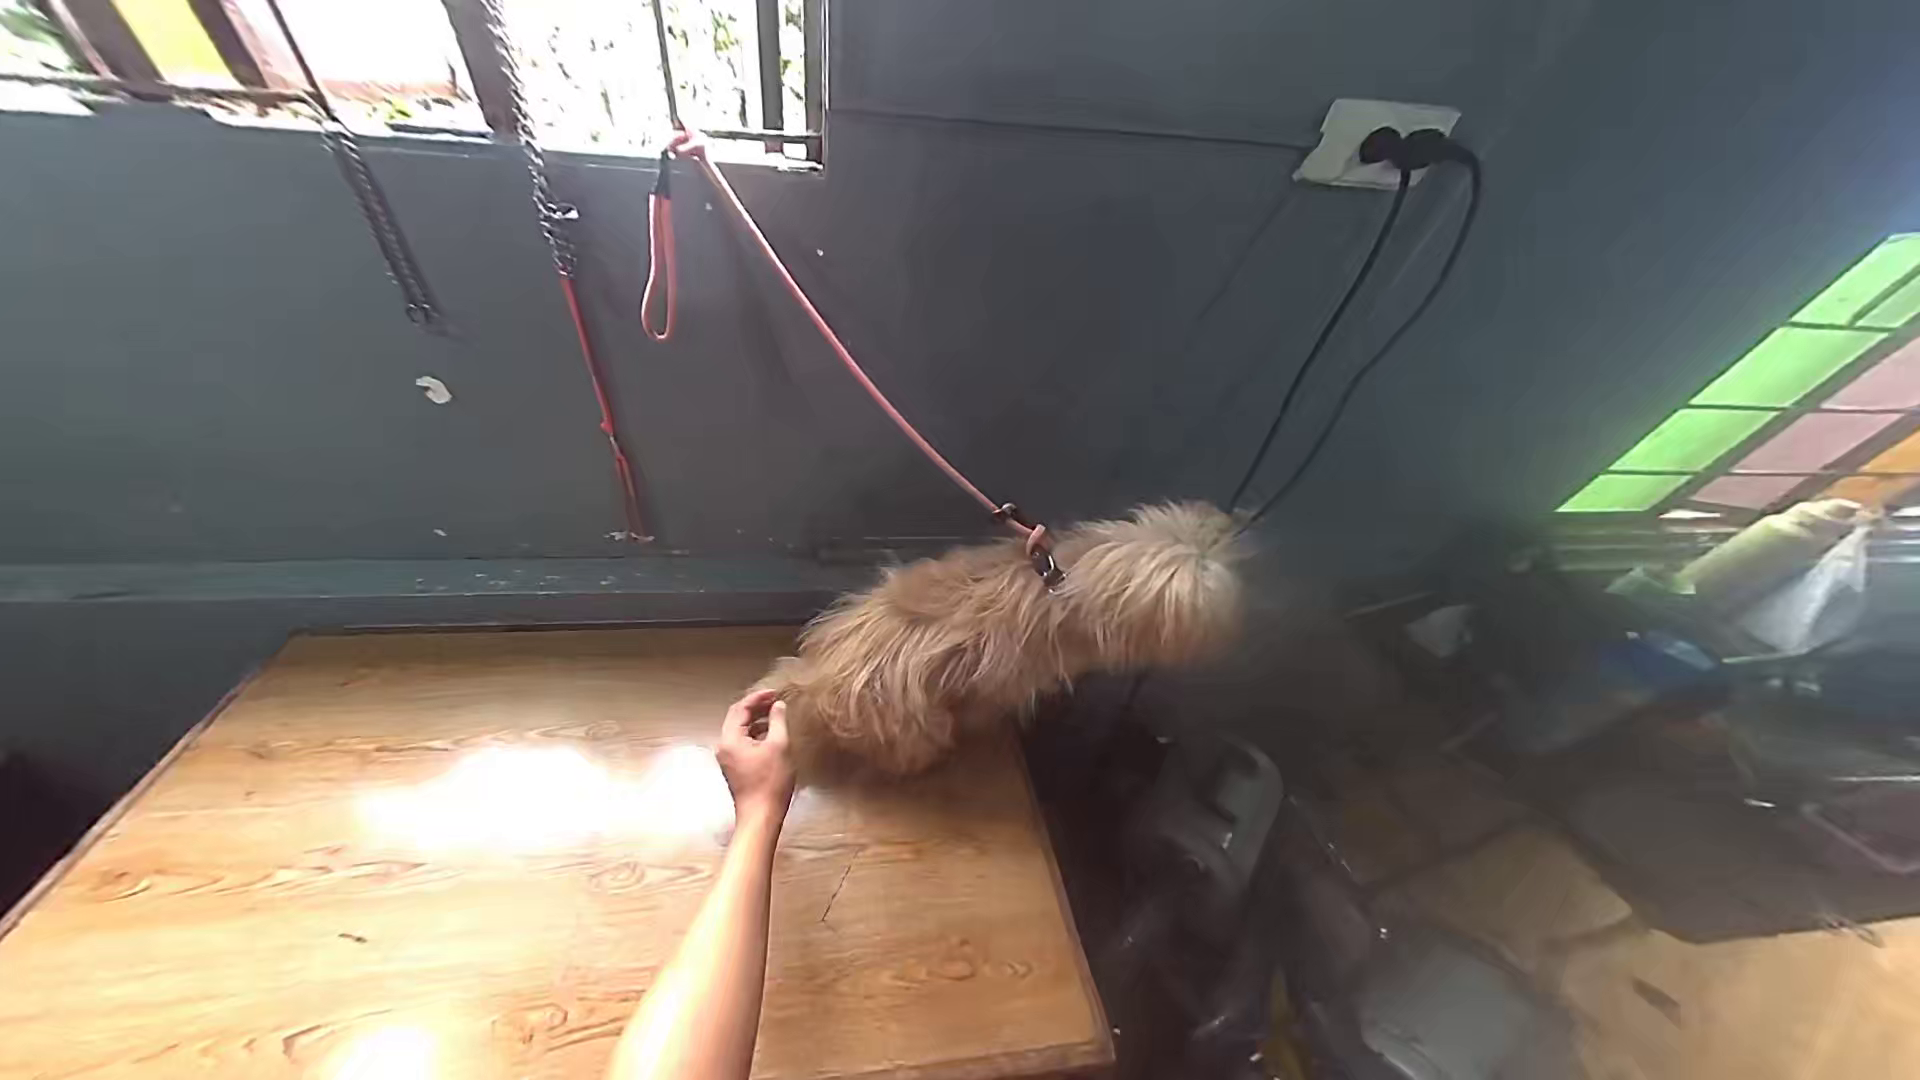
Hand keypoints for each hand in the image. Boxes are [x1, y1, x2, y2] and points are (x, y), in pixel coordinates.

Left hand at [716, 689, 794, 831]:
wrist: (761, 815)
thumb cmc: (771, 780)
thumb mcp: (779, 745)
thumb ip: (778, 721)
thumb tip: (778, 705)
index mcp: (730, 739)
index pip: (740, 709)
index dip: (757, 698)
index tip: (775, 692)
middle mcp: (724, 746)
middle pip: (737, 718)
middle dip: (756, 707)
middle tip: (776, 700)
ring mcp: (728, 758)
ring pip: (740, 730)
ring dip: (757, 719)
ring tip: (776, 713)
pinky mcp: (735, 766)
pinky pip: (743, 741)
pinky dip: (756, 732)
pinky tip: (771, 732)